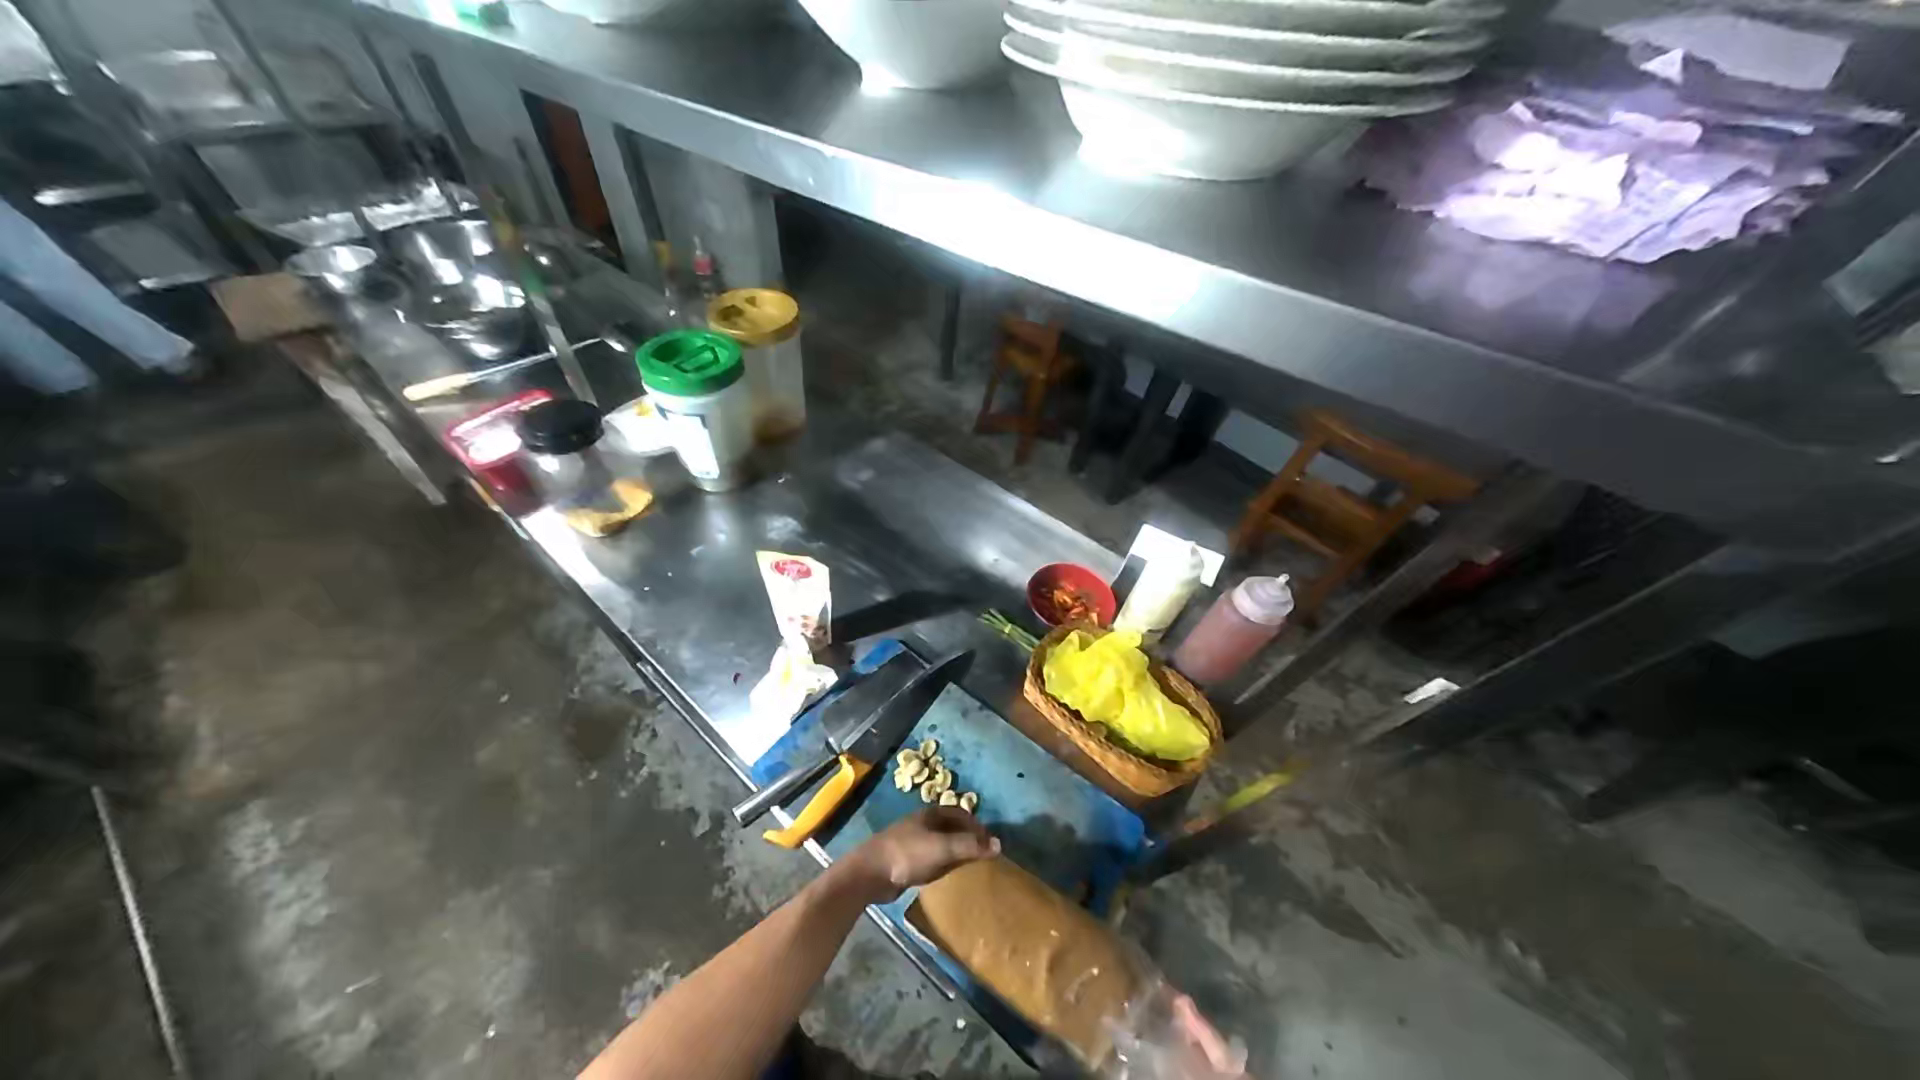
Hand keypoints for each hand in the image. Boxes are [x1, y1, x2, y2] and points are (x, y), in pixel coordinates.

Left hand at [836, 808, 999, 902]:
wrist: (869, 872)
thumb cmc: (908, 854)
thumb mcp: (943, 849)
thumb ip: (970, 846)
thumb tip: (999, 844)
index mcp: (931, 814)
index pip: (961, 813)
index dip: (977, 825)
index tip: (991, 842)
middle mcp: (923, 823)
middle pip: (952, 826)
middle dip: (968, 837)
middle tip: (984, 853)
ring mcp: (913, 840)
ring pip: (942, 841)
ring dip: (956, 849)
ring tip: (970, 862)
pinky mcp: (906, 858)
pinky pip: (932, 856)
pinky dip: (944, 860)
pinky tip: (946, 871)